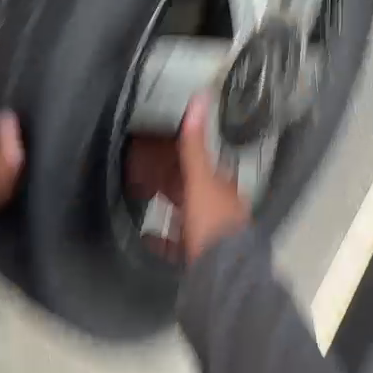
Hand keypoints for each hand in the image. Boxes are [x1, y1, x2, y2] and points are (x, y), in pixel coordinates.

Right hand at [128, 94, 249, 262]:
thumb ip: (195, 144)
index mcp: (224, 188)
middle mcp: (222, 208)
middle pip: (196, 189)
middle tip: (151, 171)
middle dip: (177, 180)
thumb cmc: (212, 222)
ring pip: (189, 215)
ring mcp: (212, 234)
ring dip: (172, 208)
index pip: (206, 165)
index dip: (188, 156)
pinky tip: (147, 237)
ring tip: (148, 199)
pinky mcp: (199, 256)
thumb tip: (200, 98)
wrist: (221, 275)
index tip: (165, 148)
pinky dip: (163, 239)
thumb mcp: (200, 179)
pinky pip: (178, 244)